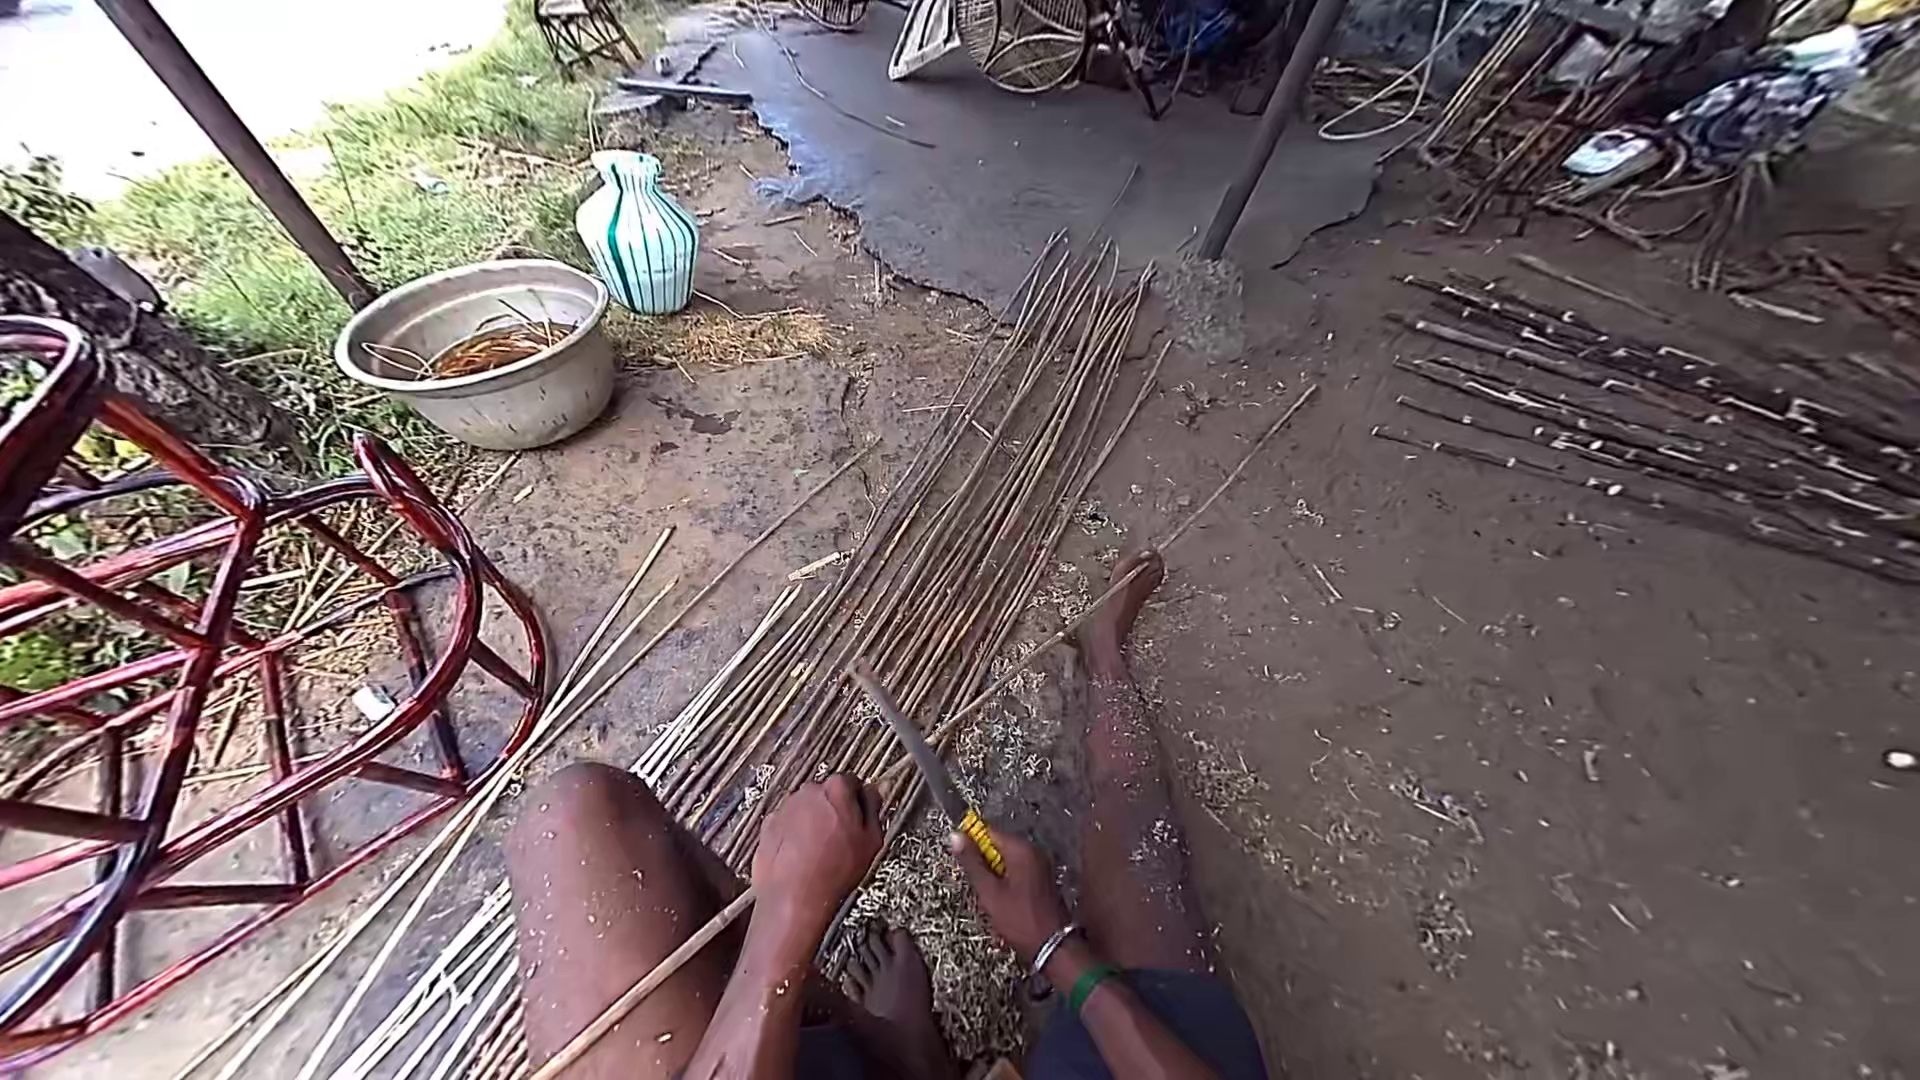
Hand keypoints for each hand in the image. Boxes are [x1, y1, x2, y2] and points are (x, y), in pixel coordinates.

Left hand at [753, 775, 882, 933]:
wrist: (794, 898)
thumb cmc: (833, 871)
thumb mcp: (871, 840)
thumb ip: (873, 808)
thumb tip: (871, 796)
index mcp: (837, 788)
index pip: (852, 782)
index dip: (857, 802)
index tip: (859, 817)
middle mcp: (809, 791)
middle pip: (827, 794)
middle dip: (834, 811)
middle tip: (841, 838)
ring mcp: (786, 808)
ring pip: (805, 809)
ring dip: (812, 823)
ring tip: (819, 853)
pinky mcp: (769, 826)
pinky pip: (786, 825)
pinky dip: (792, 836)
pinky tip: (801, 857)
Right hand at [950, 826, 1070, 964]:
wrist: (1054, 948)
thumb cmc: (1019, 920)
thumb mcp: (989, 892)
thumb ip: (972, 862)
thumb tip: (955, 836)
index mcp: (1020, 848)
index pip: (989, 832)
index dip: (973, 846)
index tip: (966, 866)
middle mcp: (1033, 850)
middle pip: (999, 846)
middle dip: (986, 865)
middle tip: (982, 890)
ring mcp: (1041, 864)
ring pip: (1008, 861)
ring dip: (996, 877)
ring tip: (994, 901)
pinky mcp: (1044, 878)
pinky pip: (1019, 871)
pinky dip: (1009, 883)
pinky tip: (1007, 905)